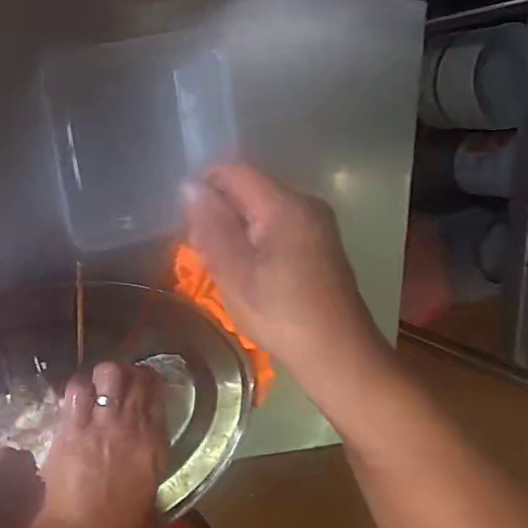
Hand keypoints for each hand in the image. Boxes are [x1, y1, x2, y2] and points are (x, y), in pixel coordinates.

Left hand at [33, 362, 166, 527]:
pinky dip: (79, 387)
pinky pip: (77, 389)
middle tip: (119, 380)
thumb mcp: (148, 491)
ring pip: (107, 373)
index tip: (142, 383)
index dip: (149, 382)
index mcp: (154, 445)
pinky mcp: (72, 426)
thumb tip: (143, 445)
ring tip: (98, 385)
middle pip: (134, 377)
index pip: (157, 395)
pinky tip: (78, 396)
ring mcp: (101, 423)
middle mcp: (131, 426)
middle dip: (127, 372)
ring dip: (103, 375)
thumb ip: (148, 460)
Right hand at [182, 164, 393, 381]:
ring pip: (261, 206)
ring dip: (235, 226)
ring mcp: (317, 222)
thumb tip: (189, 186)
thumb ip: (210, 224)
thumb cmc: (280, 314)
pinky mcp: (320, 241)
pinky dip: (255, 237)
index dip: (204, 186)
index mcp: (284, 205)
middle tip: (201, 250)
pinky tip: (247, 269)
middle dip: (218, 210)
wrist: (339, 356)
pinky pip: (277, 222)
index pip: (234, 171)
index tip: (187, 219)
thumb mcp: (233, 271)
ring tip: (221, 264)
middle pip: (248, 187)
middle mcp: (305, 203)